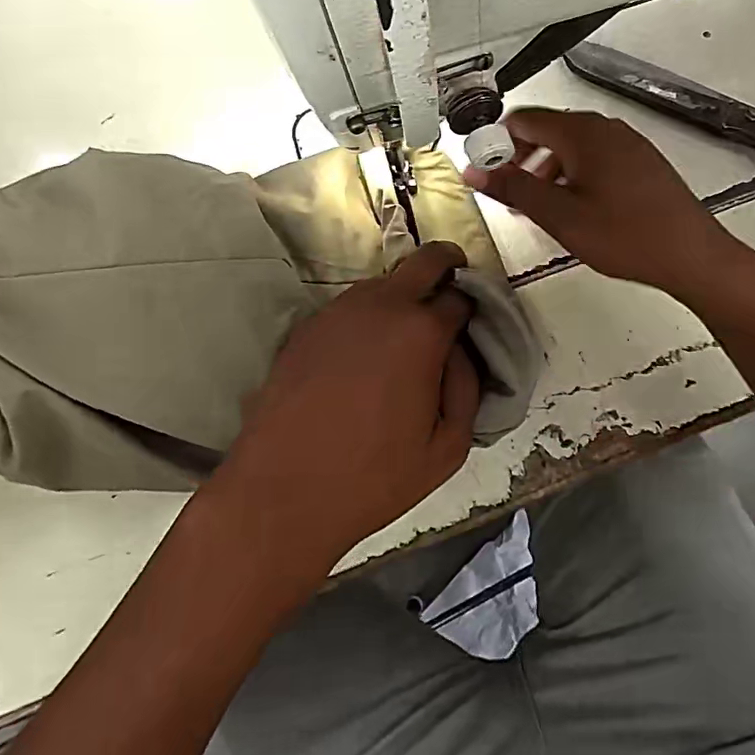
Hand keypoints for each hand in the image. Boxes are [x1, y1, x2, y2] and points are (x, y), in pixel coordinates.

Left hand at [208, 242, 481, 572]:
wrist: (279, 494)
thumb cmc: (373, 477)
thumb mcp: (448, 447)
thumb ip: (467, 387)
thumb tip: (460, 352)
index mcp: (421, 332)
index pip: (462, 296)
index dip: (475, 308)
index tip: (475, 325)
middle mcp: (380, 306)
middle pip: (426, 260)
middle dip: (448, 266)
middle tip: (455, 294)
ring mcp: (338, 312)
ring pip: (385, 281)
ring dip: (405, 295)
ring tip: (406, 340)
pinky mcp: (307, 327)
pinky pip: (352, 307)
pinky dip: (370, 316)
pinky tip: (366, 357)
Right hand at [463, 109, 750, 300]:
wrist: (691, 254)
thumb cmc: (631, 235)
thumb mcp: (560, 216)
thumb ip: (514, 189)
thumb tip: (479, 172)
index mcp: (583, 133)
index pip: (523, 120)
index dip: (497, 142)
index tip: (486, 167)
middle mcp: (607, 130)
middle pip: (548, 130)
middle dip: (522, 159)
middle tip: (509, 190)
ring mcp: (628, 144)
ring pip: (572, 146)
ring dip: (547, 170)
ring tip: (540, 206)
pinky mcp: (641, 162)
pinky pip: (596, 158)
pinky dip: (575, 175)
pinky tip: (576, 207)